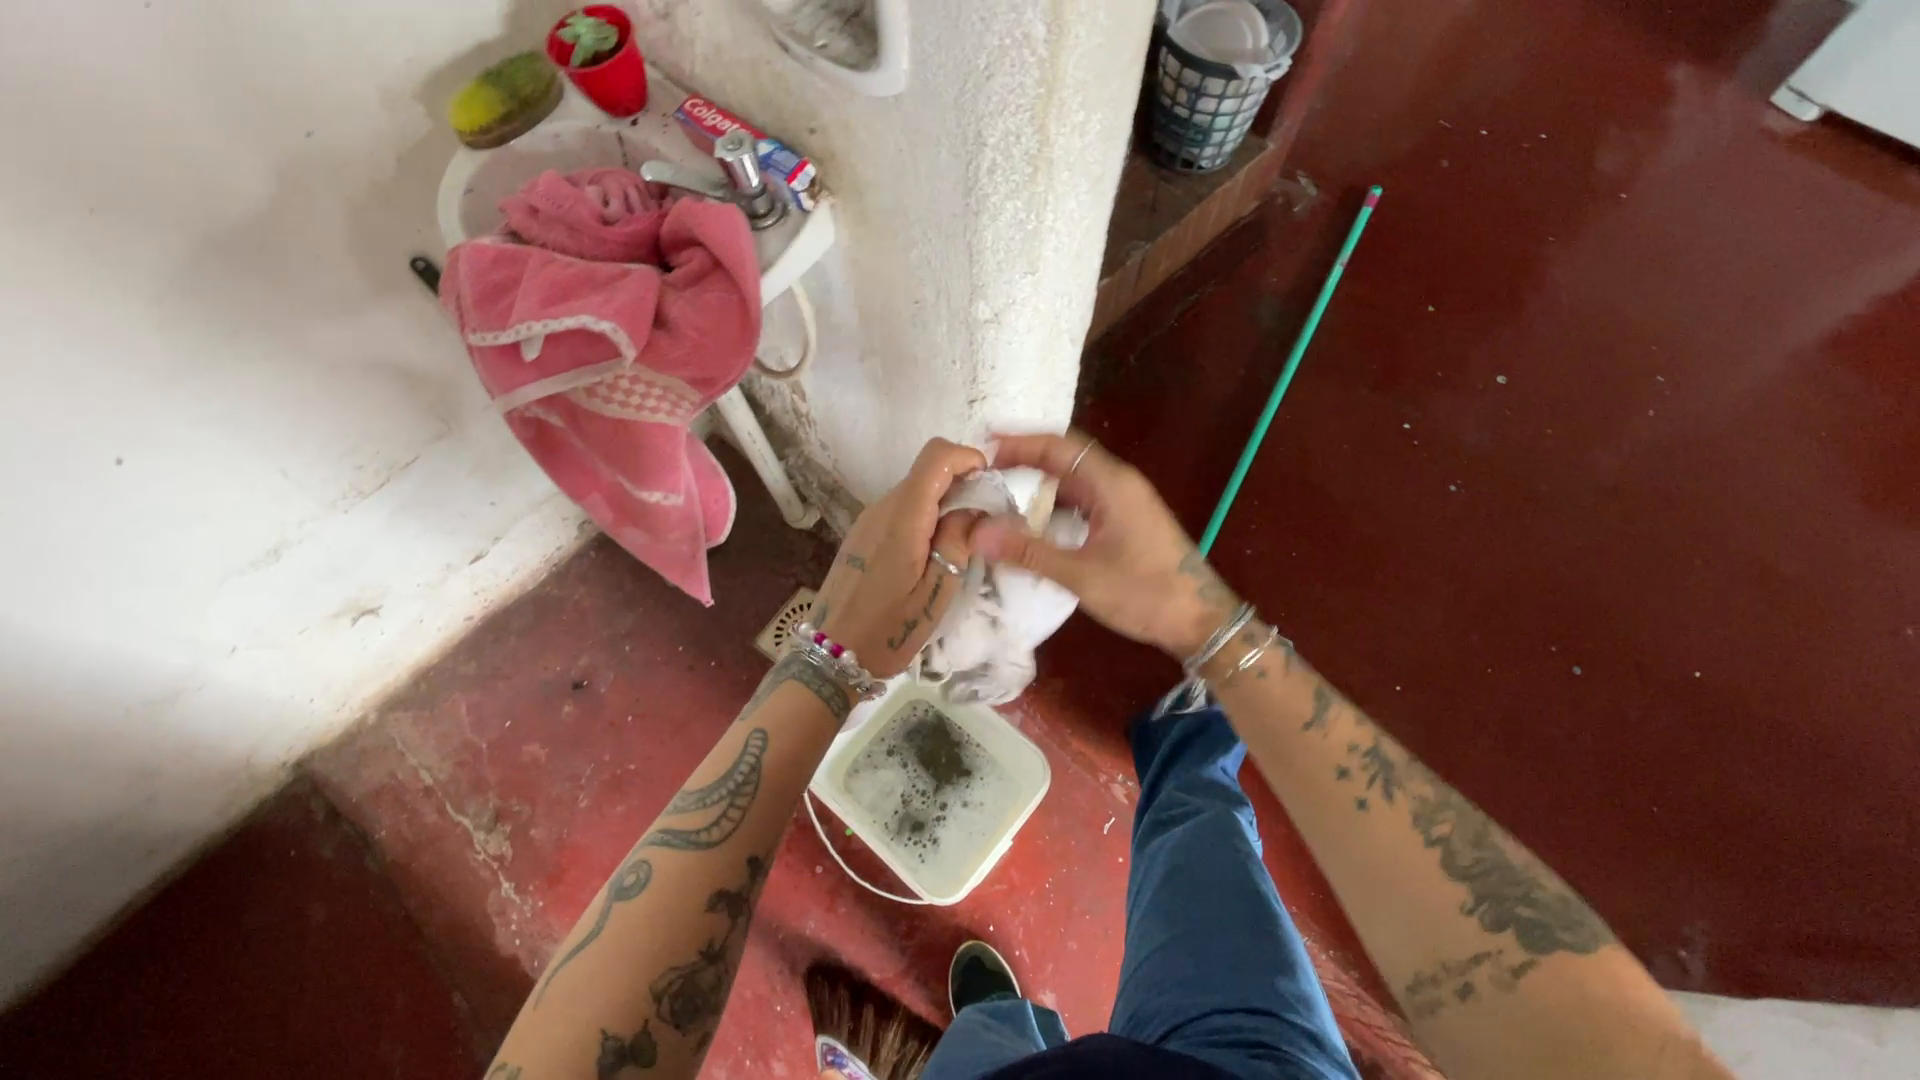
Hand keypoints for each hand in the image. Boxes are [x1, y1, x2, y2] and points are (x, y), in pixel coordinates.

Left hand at [809, 438, 986, 677]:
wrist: (831, 656)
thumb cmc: (888, 631)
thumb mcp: (935, 594)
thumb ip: (957, 543)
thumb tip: (973, 508)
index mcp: (902, 519)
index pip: (935, 456)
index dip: (967, 458)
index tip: (989, 485)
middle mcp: (881, 509)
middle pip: (926, 472)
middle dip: (961, 485)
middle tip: (984, 524)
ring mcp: (867, 521)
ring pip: (914, 492)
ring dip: (943, 506)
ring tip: (961, 546)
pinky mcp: (862, 536)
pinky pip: (900, 512)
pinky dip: (924, 519)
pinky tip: (932, 556)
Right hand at [970, 432, 1238, 658]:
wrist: (1200, 622)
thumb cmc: (1145, 592)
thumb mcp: (1081, 574)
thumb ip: (1028, 552)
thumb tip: (977, 534)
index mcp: (1111, 483)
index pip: (1058, 445)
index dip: (1019, 441)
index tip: (982, 446)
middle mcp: (1118, 484)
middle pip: (1065, 458)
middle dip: (1024, 460)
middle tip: (983, 471)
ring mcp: (1124, 503)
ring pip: (1074, 481)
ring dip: (1038, 484)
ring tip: (998, 493)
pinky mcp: (1125, 523)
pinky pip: (1083, 502)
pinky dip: (1054, 505)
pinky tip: (1031, 522)